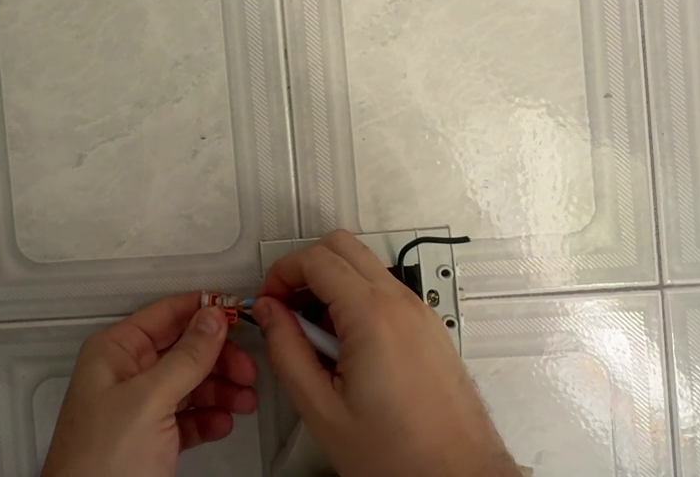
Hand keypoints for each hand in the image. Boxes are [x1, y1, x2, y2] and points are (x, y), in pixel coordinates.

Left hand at [40, 292, 258, 476]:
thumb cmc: (98, 464)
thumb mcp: (148, 400)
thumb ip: (185, 357)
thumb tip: (211, 319)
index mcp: (115, 352)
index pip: (165, 314)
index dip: (201, 309)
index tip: (235, 310)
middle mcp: (125, 374)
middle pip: (181, 349)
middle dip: (217, 357)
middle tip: (246, 367)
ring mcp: (138, 408)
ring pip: (188, 384)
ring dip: (220, 389)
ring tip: (244, 398)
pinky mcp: (149, 441)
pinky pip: (186, 418)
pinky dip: (208, 418)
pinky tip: (223, 422)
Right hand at [253, 231, 522, 476]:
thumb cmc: (403, 458)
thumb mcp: (323, 409)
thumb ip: (287, 351)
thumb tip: (269, 313)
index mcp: (372, 315)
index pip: (315, 259)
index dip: (282, 273)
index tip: (270, 300)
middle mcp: (400, 303)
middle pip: (341, 245)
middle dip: (305, 267)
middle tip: (288, 304)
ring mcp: (420, 312)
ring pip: (364, 264)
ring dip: (332, 282)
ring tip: (317, 335)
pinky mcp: (430, 327)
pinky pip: (385, 289)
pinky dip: (358, 298)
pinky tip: (347, 346)